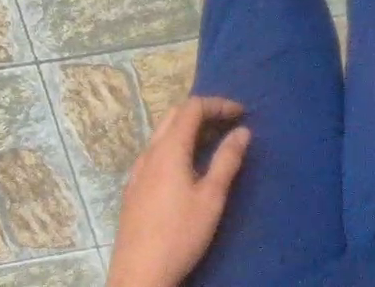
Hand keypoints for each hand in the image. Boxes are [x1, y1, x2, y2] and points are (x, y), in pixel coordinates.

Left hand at [107, 97, 250, 286]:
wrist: (138, 278)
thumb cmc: (179, 234)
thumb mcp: (211, 198)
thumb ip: (227, 160)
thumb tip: (242, 131)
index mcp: (169, 149)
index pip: (193, 108)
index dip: (218, 104)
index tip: (241, 114)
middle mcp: (150, 153)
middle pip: (175, 115)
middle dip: (203, 112)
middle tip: (227, 122)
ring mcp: (137, 172)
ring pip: (163, 133)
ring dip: (188, 128)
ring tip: (212, 142)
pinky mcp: (133, 189)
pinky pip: (155, 152)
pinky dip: (175, 145)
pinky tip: (186, 167)